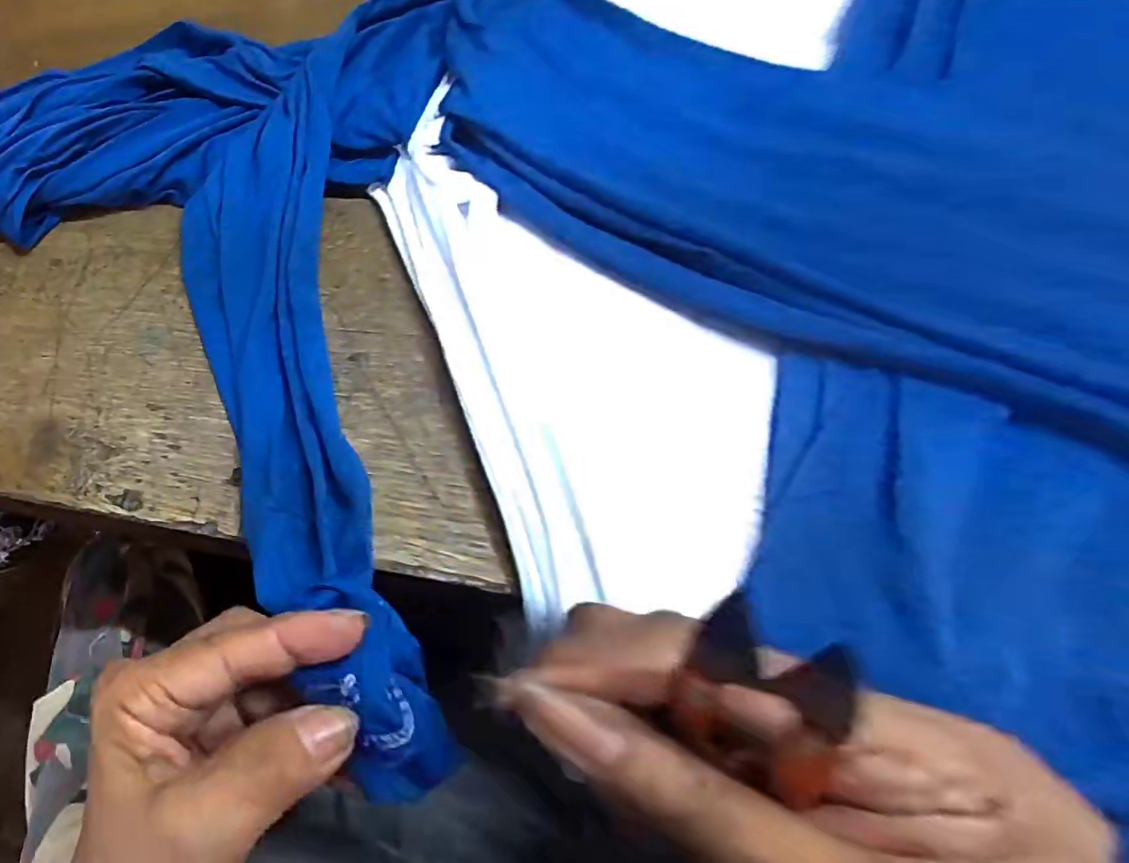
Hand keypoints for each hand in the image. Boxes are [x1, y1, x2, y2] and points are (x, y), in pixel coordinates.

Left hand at [74, 607, 366, 862]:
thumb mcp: (200, 826)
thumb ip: (268, 768)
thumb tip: (342, 719)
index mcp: (141, 688)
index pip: (226, 647)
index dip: (294, 633)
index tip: (357, 624)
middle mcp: (164, 681)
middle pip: (245, 649)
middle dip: (307, 657)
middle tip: (371, 665)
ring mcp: (189, 708)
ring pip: (264, 678)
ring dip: (314, 692)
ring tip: (371, 702)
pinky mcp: (214, 737)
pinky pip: (270, 715)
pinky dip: (307, 726)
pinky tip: (348, 741)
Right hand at [503, 604, 1116, 862]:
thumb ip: (685, 798)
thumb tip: (539, 706)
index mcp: (920, 744)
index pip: (726, 658)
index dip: (609, 662)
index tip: (517, 690)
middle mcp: (866, 708)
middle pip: (691, 641)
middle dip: (600, 675)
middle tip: (540, 726)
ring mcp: (828, 724)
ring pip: (674, 663)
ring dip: (611, 701)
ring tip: (586, 755)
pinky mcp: (794, 746)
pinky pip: (689, 708)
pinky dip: (642, 732)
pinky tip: (628, 766)